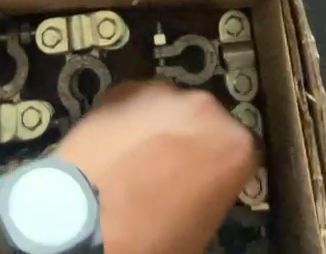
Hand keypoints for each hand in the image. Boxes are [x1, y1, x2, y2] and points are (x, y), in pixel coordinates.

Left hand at [54, 80, 257, 253]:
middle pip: (206, 121)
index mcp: (236, 145)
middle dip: (193, 141)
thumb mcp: (200, 230)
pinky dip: (131, 120)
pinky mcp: (124, 87)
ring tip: (139, 160)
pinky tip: (117, 149)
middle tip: (172, 173)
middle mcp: (205, 107)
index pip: (241, 151)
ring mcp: (163, 91)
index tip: (208, 183)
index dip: (222, 169)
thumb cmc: (150, 238)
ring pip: (171, 108)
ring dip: (162, 127)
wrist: (84, 222)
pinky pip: (137, 103)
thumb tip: (199, 188)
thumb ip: (211, 191)